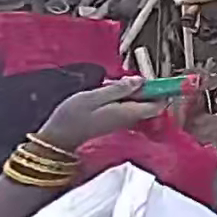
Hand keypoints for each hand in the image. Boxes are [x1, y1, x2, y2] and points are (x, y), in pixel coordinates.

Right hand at [37, 77, 167, 150]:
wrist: (56, 137)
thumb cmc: (72, 116)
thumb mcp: (95, 97)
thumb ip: (120, 89)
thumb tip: (142, 81)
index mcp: (129, 112)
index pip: (159, 104)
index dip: (160, 90)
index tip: (153, 78)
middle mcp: (130, 118)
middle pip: (147, 100)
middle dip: (138, 86)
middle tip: (118, 82)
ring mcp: (122, 119)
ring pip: (134, 100)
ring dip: (124, 90)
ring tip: (106, 86)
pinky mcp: (114, 119)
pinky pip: (124, 104)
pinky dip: (117, 96)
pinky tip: (101, 92)